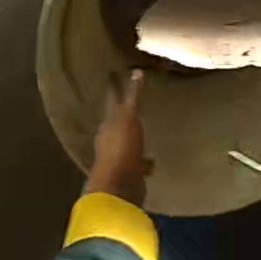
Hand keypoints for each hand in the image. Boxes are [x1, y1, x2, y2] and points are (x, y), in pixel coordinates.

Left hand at [85, 69, 152, 204]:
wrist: (119, 189)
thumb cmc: (122, 148)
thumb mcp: (128, 118)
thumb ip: (132, 96)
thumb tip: (136, 70)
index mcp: (107, 125)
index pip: (112, 101)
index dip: (114, 89)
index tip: (114, 76)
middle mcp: (109, 140)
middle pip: (117, 122)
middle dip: (124, 114)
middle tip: (133, 104)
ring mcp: (119, 158)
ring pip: (127, 143)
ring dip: (134, 138)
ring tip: (145, 132)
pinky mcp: (129, 174)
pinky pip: (138, 163)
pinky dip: (144, 160)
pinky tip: (153, 160)